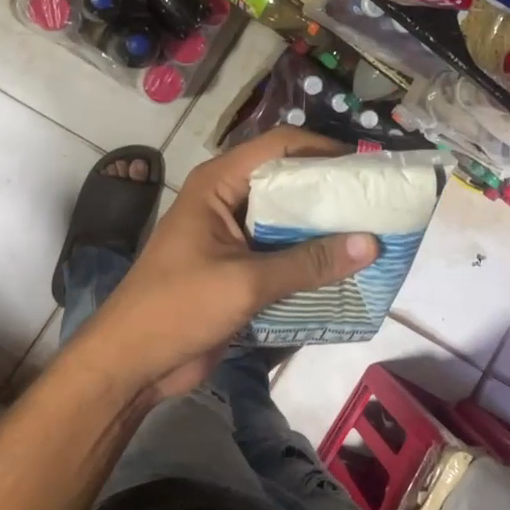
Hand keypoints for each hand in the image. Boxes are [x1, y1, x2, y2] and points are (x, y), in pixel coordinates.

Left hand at [66, 128, 379, 400]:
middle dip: (331, 190)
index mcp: (218, 183)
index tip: (368, 167)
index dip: (324, 149)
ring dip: (325, 227)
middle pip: (288, 180)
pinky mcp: (239, 267)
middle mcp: (227, 199)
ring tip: (373, 234)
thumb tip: (371, 243)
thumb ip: (308, 262)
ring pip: (288, 218)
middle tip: (379, 202)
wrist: (131, 364)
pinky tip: (346, 269)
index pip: (279, 146)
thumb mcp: (245, 283)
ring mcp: (233, 234)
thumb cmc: (178, 308)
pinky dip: (311, 258)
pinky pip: (283, 252)